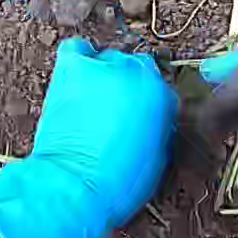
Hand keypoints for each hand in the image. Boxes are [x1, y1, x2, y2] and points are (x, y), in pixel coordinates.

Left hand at [0, 39, 175, 237]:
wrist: (74, 188)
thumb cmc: (116, 183)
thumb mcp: (158, 160)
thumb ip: (161, 129)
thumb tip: (156, 121)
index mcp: (162, 97)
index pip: (163, 85)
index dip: (151, 101)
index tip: (142, 112)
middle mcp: (138, 75)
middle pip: (139, 66)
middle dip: (131, 85)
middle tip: (118, 107)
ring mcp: (105, 68)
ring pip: (110, 58)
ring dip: (106, 74)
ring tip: (96, 97)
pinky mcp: (73, 67)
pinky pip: (77, 49)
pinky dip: (79, 59)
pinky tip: (78, 76)